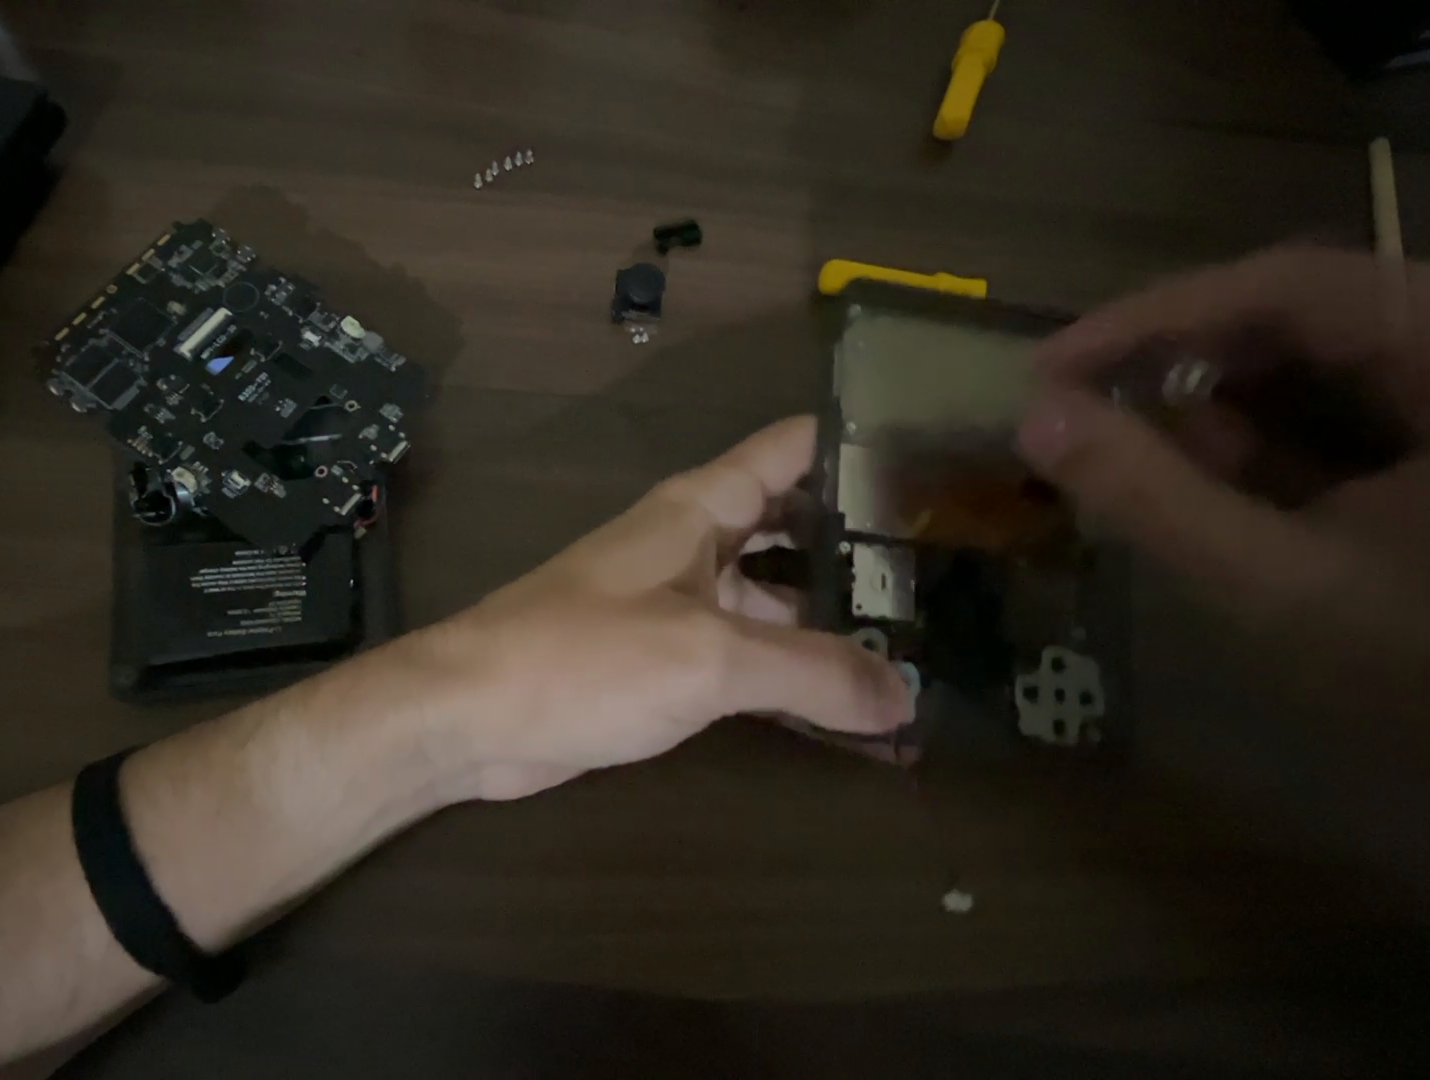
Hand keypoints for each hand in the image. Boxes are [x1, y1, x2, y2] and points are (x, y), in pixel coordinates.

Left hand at [412, 416, 911, 801]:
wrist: (474, 715)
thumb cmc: (584, 658)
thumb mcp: (707, 658)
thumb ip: (810, 672)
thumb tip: (904, 697)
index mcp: (700, 507)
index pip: (793, 449)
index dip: (864, 446)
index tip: (942, 466)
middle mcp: (692, 543)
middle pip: (793, 525)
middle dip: (862, 547)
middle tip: (955, 576)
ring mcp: (676, 602)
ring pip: (771, 596)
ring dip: (832, 618)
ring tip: (922, 643)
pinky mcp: (661, 658)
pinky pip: (742, 653)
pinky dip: (790, 671)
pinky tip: (846, 699)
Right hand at [1015, 247, 1429, 763]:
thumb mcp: (1277, 584)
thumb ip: (1149, 496)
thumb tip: (1034, 418)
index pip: (1292, 285)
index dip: (1151, 317)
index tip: (1046, 369)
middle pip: (1304, 311)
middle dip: (1174, 360)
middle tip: (1075, 409)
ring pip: (1319, 357)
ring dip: (1212, 401)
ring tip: (1137, 456)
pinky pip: (1346, 404)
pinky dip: (1260, 436)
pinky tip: (1212, 478)